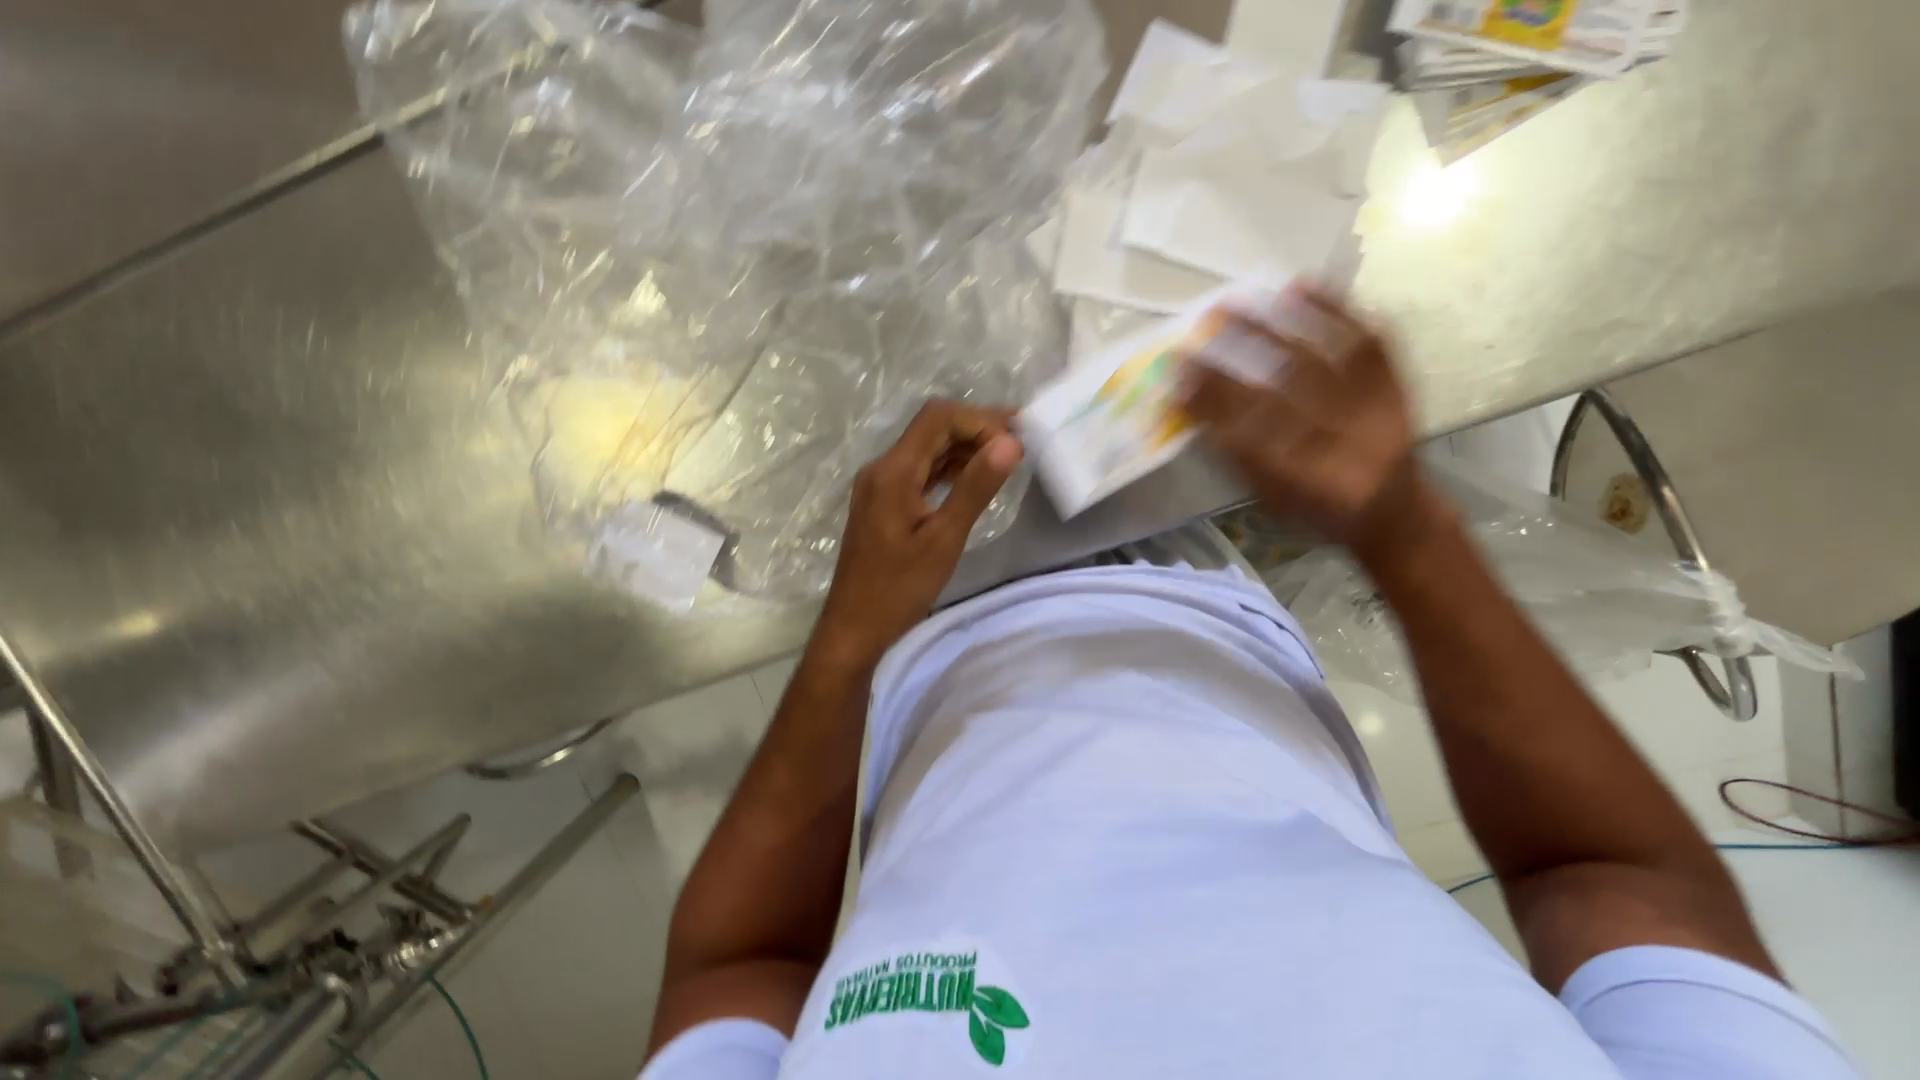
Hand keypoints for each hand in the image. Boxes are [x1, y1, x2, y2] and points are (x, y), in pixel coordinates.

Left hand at [812, 400, 1023, 671]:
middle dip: (976, 429)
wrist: (854, 627)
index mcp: (893, 471)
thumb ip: (975, 487)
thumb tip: (1010, 443)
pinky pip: (919, 472)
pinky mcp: (883, 503)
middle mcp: (882, 468)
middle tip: (1020, 443)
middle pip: (932, 429)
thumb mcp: (944, 539)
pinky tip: (975, 480)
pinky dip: (949, 469)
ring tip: (1006, 459)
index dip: (979, 419)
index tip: (1015, 439)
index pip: (938, 418)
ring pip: (927, 450)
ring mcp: (879, 485)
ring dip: (964, 448)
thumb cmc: (899, 588)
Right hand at [1180, 284, 1445, 563]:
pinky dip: (1335, 310)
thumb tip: (1188, 402)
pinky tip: (1300, 284)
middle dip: (1235, 358)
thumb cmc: (1313, 503)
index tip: (1178, 368)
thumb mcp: (1267, 495)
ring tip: (1238, 300)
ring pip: (1318, 362)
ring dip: (1273, 327)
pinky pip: (1368, 343)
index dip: (1207, 400)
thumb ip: (1232, 453)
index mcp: (1297, 482)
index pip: (1240, 433)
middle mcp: (1335, 449)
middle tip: (1202, 325)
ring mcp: (1370, 415)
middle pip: (1277, 394)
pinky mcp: (1394, 387)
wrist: (1391, 509)